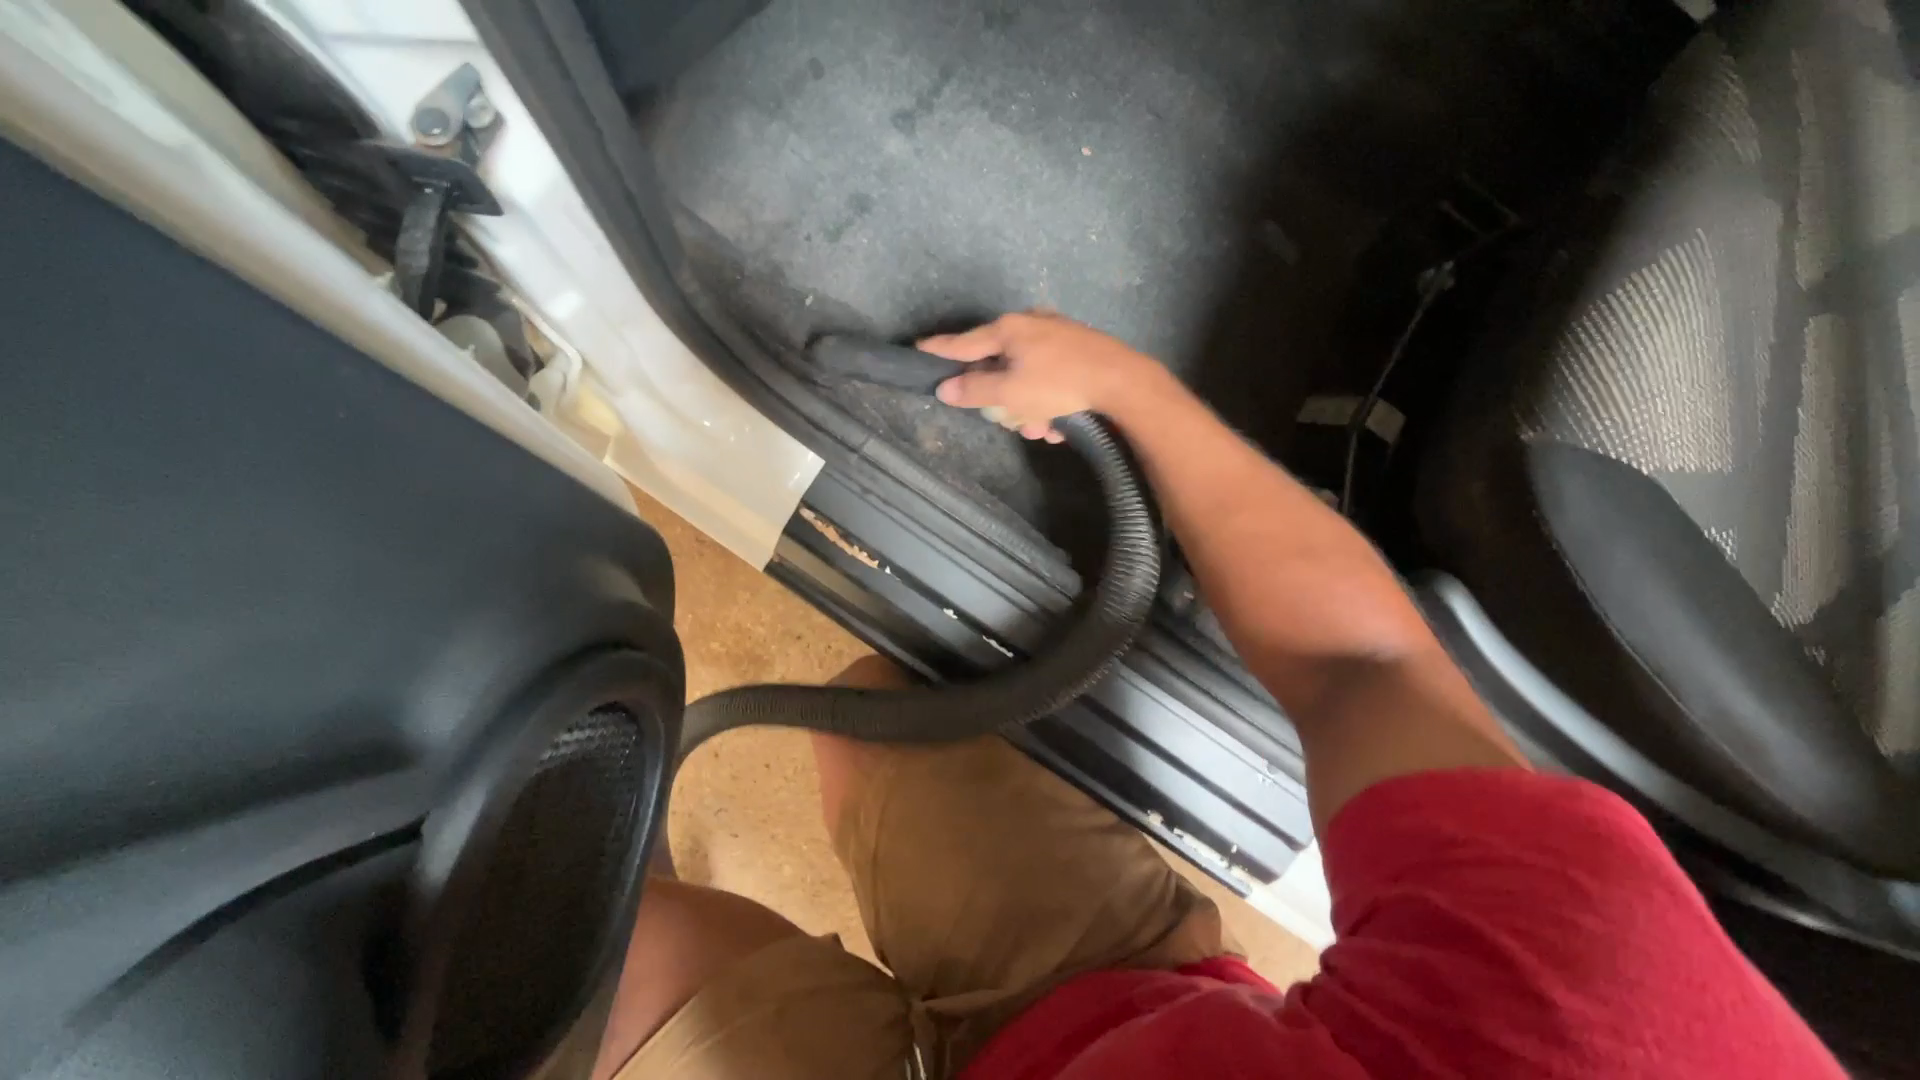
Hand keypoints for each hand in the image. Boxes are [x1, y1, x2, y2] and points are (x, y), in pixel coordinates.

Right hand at [919, 313, 1161, 441]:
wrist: (1123, 382)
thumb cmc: (1060, 384)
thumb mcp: (1011, 393)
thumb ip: (975, 391)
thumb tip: (945, 387)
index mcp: (1009, 329)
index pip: (963, 342)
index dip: (939, 350)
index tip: (917, 348)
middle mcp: (1031, 325)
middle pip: (998, 366)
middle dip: (1003, 400)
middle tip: (1015, 421)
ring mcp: (1058, 336)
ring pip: (1026, 378)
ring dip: (1030, 408)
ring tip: (1046, 429)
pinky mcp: (1080, 351)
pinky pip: (1050, 379)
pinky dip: (1050, 401)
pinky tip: (1062, 422)